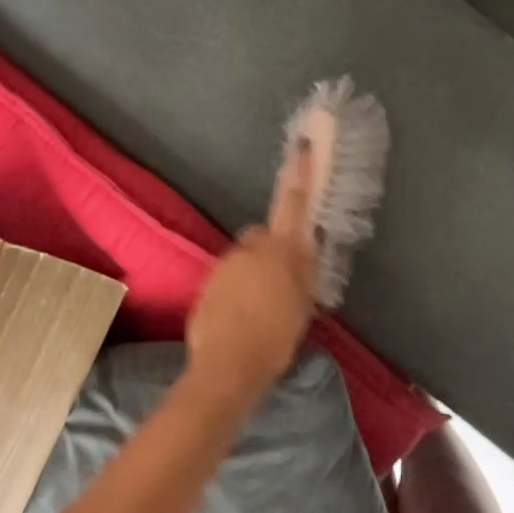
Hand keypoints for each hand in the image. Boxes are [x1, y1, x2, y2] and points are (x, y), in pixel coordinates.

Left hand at [184, 141, 318, 402]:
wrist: (226, 366)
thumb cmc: (274, 337)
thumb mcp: (302, 305)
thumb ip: (304, 271)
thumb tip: (306, 245)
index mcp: (279, 250)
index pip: (292, 204)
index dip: (299, 175)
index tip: (302, 146)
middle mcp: (248, 249)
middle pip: (263, 237)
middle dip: (271, 251)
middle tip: (282, 284)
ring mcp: (224, 266)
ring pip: (245, 260)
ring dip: (253, 275)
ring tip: (262, 312)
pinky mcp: (206, 286)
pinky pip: (229, 281)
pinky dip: (237, 293)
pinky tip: (243, 321)